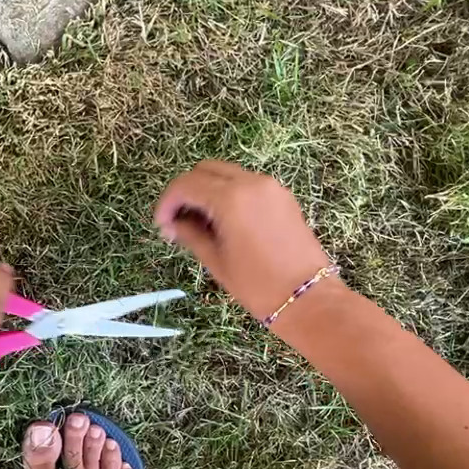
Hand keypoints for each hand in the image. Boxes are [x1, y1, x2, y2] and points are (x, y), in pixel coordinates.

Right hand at [154, 161, 332, 320]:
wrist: (308, 299)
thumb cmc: (257, 285)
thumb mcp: (216, 260)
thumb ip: (190, 233)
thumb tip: (173, 223)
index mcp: (231, 198)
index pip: (186, 184)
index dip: (167, 202)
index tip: (161, 224)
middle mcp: (251, 182)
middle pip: (205, 170)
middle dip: (186, 191)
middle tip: (177, 221)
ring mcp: (270, 186)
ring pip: (226, 174)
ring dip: (206, 191)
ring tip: (199, 224)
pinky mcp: (282, 196)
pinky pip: (246, 184)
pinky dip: (228, 194)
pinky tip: (223, 222)